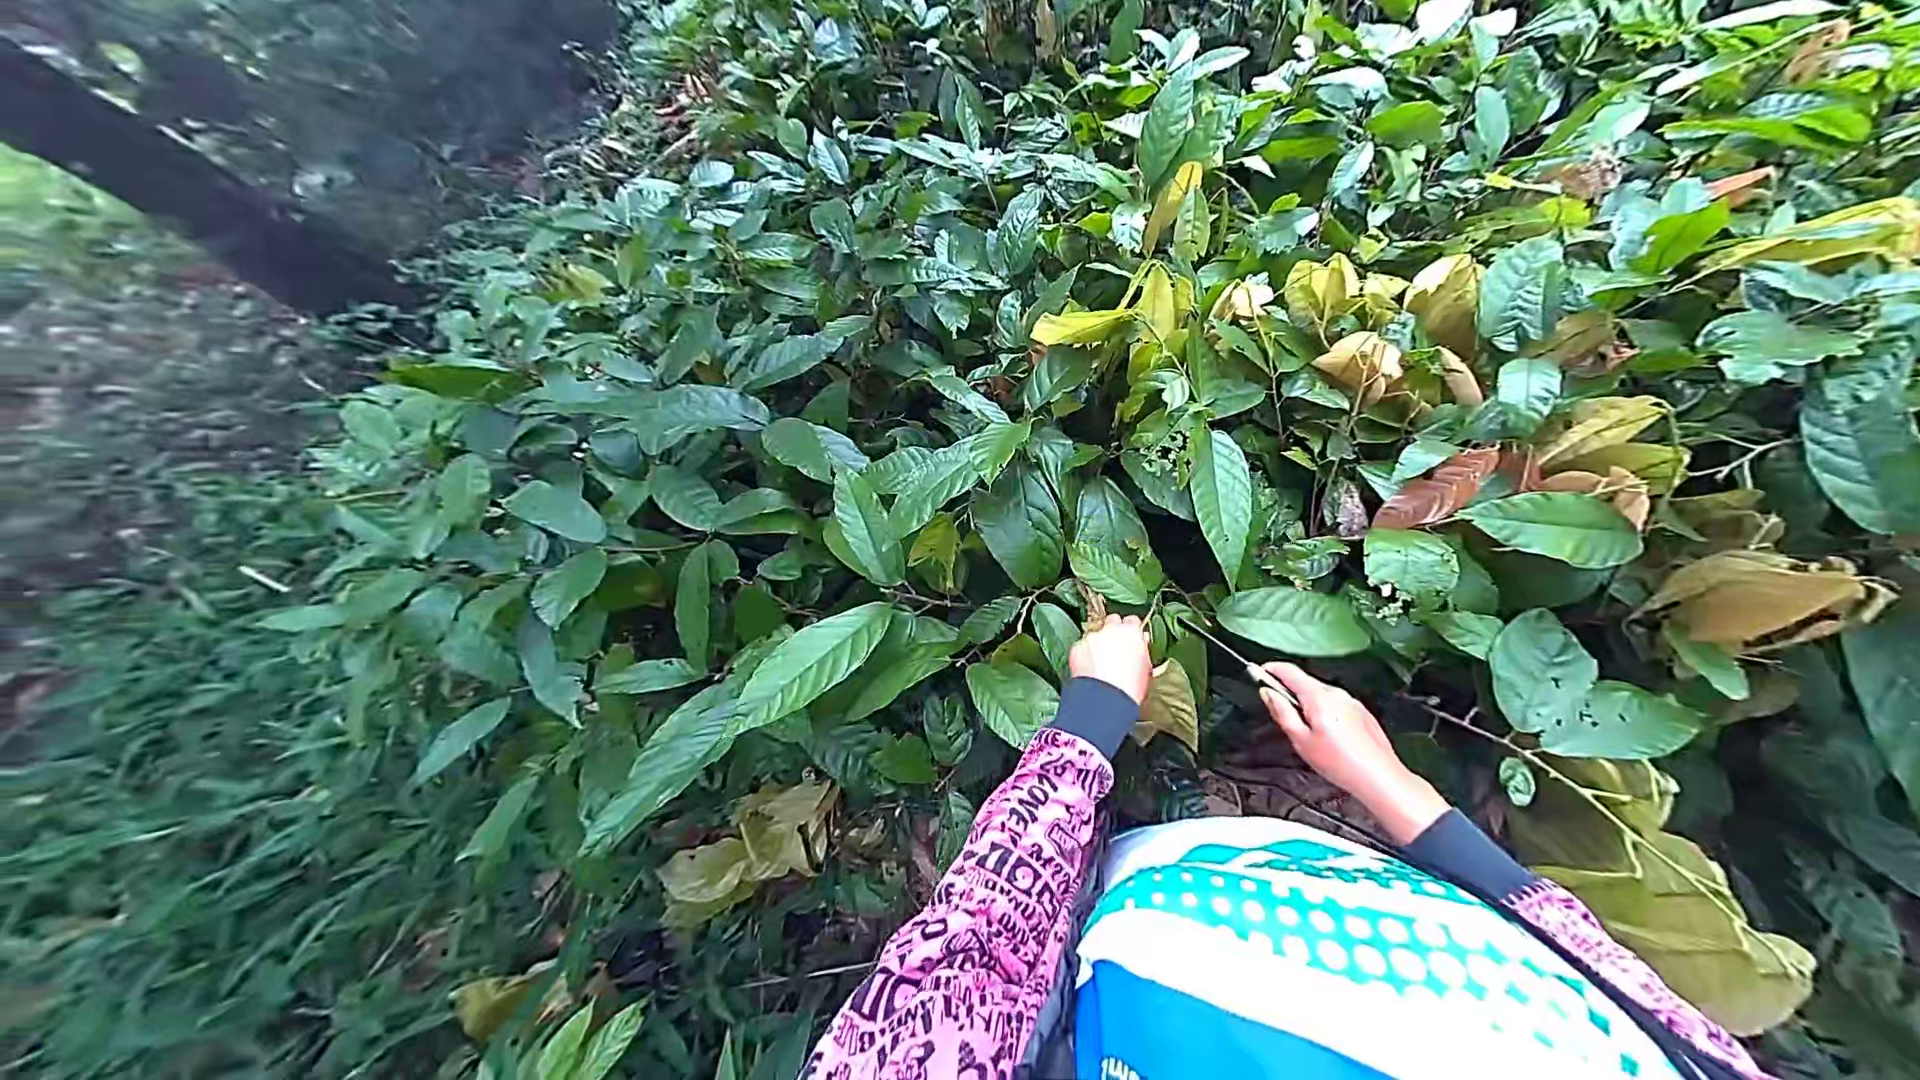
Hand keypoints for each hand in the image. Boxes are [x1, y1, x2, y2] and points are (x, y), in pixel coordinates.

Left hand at [1069, 614, 1156, 704]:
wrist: (1106, 699)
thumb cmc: (1130, 688)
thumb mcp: (1146, 667)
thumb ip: (1142, 649)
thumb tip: (1141, 641)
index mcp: (1131, 632)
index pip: (1132, 621)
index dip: (1131, 630)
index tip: (1130, 639)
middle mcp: (1110, 629)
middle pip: (1111, 621)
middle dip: (1113, 631)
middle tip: (1114, 647)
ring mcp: (1091, 637)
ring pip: (1095, 634)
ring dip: (1097, 643)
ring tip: (1100, 663)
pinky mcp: (1077, 647)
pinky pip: (1081, 646)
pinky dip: (1084, 654)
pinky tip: (1089, 668)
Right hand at [1254, 662, 1450, 844]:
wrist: (1381, 779)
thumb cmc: (1342, 764)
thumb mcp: (1300, 740)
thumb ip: (1281, 711)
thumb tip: (1267, 693)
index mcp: (1319, 697)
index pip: (1288, 670)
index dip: (1269, 669)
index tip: (1258, 672)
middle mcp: (1337, 694)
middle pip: (1304, 682)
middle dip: (1288, 693)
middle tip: (1280, 714)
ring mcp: (1351, 702)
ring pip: (1319, 694)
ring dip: (1307, 704)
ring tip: (1307, 733)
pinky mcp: (1361, 712)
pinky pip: (1335, 703)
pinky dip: (1324, 711)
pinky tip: (1327, 736)